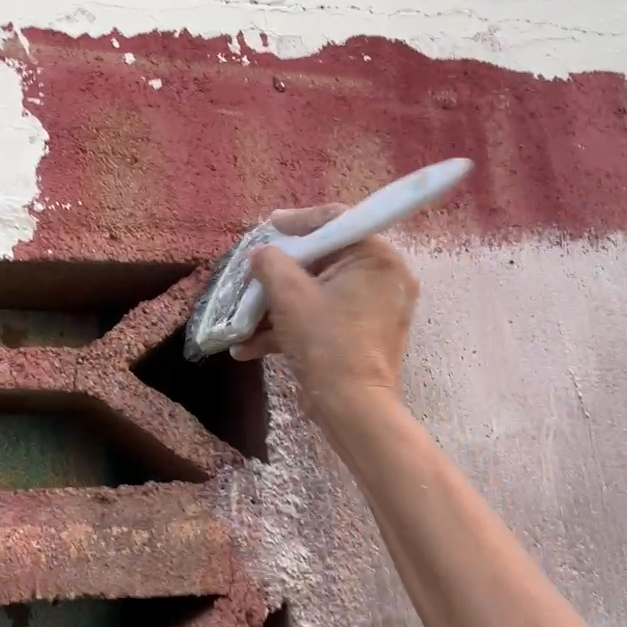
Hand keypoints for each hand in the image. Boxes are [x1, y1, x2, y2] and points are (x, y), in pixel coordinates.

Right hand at [231, 205, 419, 417]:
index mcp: (376, 257)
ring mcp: (375, 309)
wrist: (351, 406)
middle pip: (323, 260)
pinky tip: (250, 347)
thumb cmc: (324, 340)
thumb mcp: (288, 293)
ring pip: (319, 292)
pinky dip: (292, 326)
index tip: (270, 226)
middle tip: (252, 274)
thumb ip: (270, 261)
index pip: (336, 221)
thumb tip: (262, 254)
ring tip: (243, 320)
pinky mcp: (364, 335)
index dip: (298, 221)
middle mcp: (384, 277)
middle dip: (280, 273)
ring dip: (278, 305)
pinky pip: (325, 317)